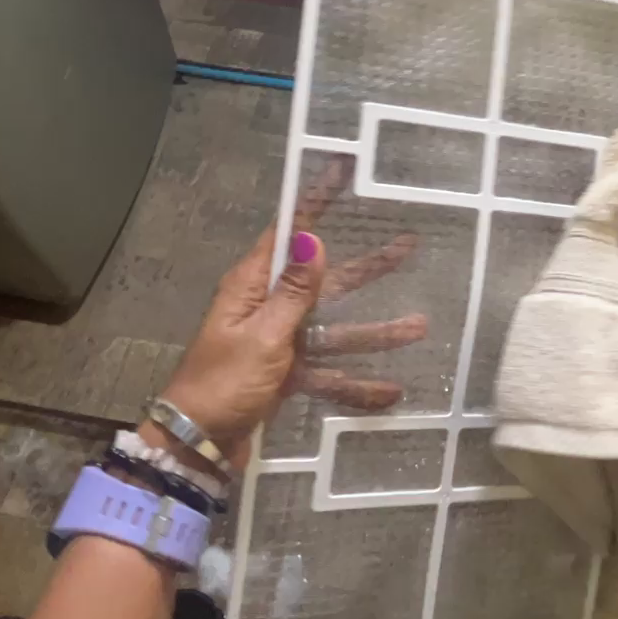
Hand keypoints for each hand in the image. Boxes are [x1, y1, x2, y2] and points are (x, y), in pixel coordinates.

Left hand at [155, 159, 426, 467]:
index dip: (316, 203)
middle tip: (409, 247)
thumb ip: (293, 292)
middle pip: (326, 281)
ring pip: (336, 330)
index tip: (341, 172)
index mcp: (253, 287)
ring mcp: (281, 343)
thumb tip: (312, 239)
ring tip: (420, 325)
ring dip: (375, 331)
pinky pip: (329, 373)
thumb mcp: (263, 335)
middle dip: (367, 267)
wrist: (197, 446)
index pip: (290, 233)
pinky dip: (356, 385)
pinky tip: (391, 393)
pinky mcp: (288, 375)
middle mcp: (269, 307)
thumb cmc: (224, 383)